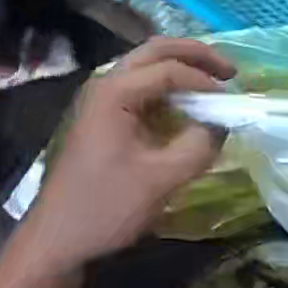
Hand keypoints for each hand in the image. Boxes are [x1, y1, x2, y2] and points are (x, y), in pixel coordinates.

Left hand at [19, 39, 235, 273]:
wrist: (56, 237)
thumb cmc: (105, 206)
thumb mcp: (159, 181)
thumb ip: (196, 148)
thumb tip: (221, 126)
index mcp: (115, 92)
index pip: (168, 69)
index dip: (203, 80)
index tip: (231, 99)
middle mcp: (107, 83)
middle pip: (154, 50)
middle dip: (194, 54)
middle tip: (229, 70)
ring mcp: (103, 97)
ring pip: (146, 63)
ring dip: (180, 65)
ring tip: (213, 80)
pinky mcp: (104, 114)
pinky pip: (141, 85)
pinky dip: (168, 85)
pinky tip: (187, 102)